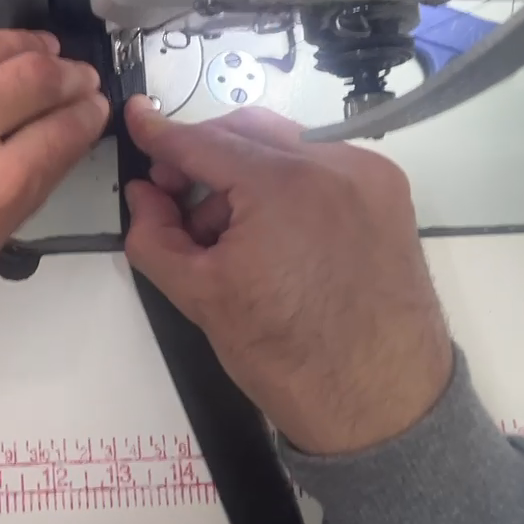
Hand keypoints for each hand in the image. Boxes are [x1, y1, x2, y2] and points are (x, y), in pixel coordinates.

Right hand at [121, 98, 452, 455]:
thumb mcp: (197, 293)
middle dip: (200, 156)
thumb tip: (142, 194)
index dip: (160, 131)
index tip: (135, 116)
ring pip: (282, 146)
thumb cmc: (284, 354)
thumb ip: (153, 233)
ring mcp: (369, 176)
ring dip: (240, 173)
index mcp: (285, 185)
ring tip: (224, 233)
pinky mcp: (388, 195)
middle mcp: (335, 163)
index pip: (205, 142)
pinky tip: (268, 233)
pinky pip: (317, 167)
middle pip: (245, 131)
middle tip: (170, 196)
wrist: (381, 407)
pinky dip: (281, 184)